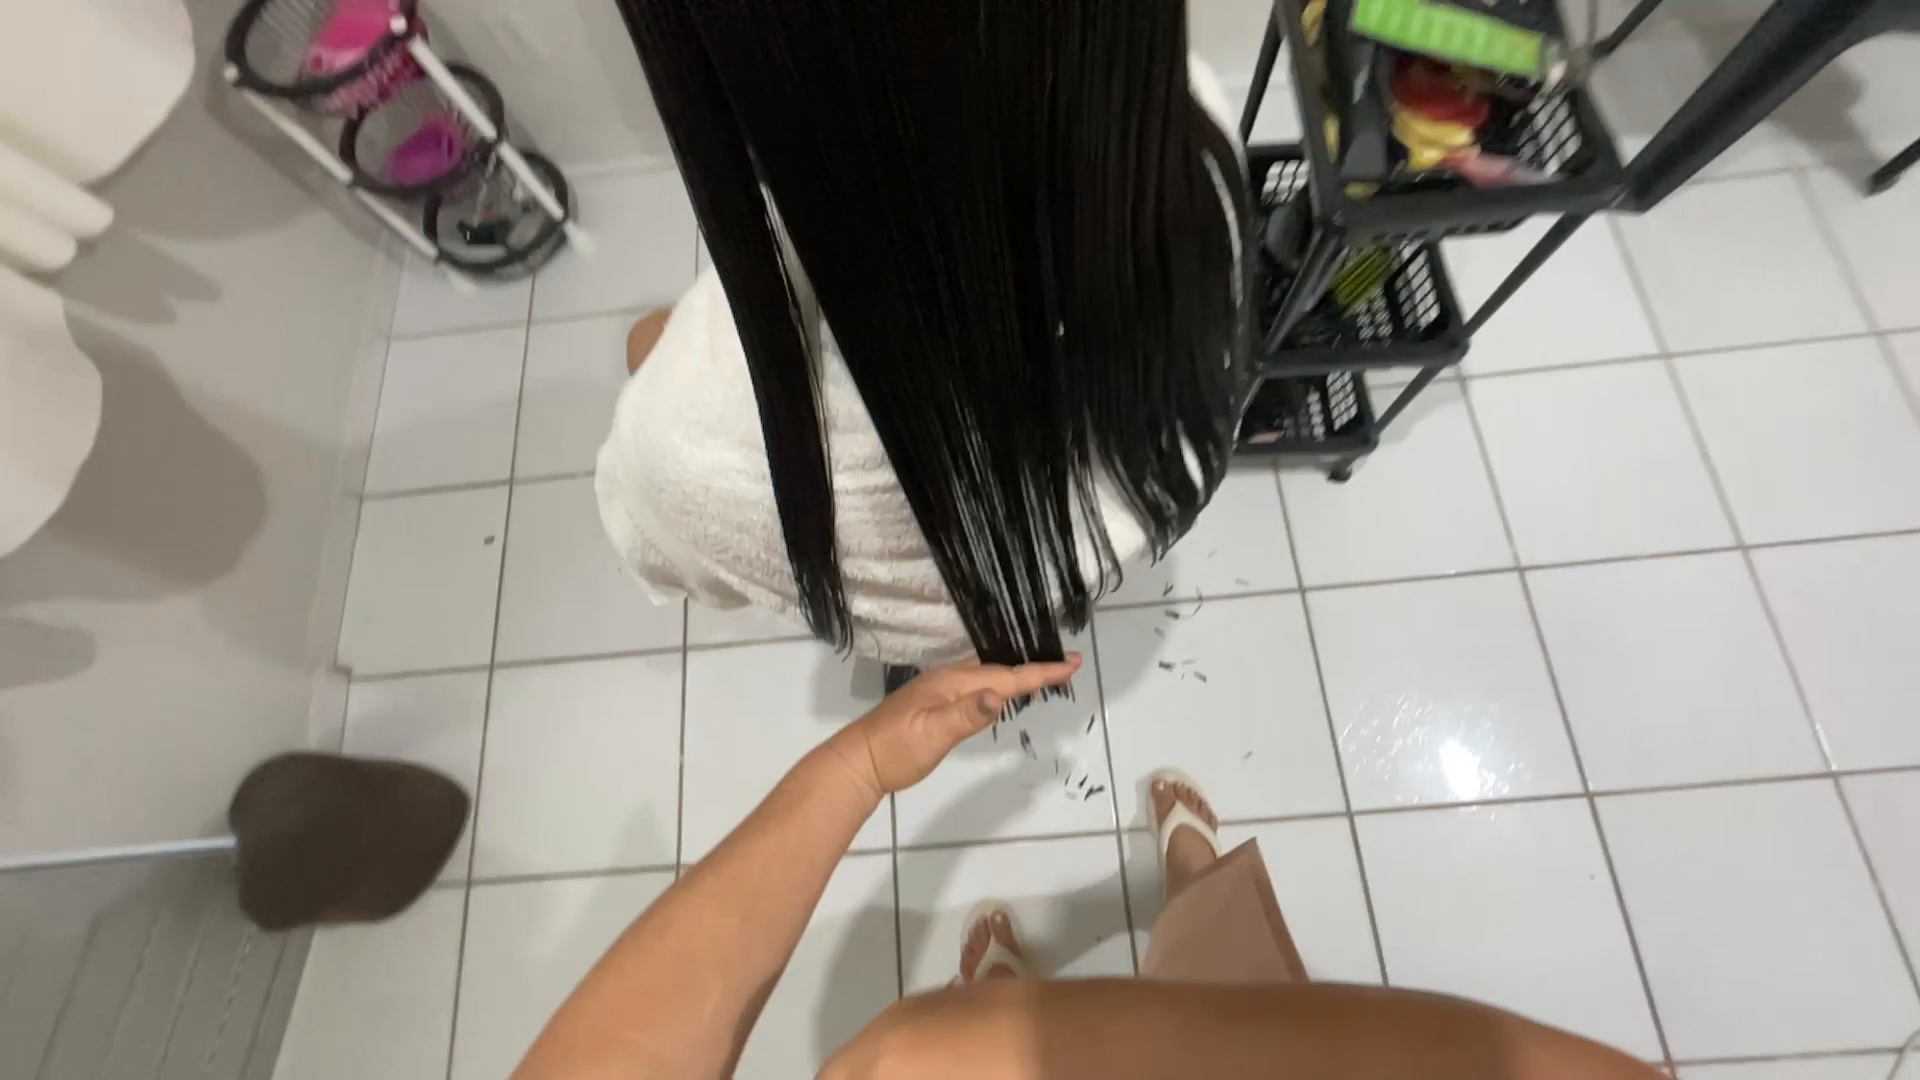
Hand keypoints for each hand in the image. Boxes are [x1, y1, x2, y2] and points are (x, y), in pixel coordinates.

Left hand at [825, 655, 1083, 799]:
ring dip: (1016, 674)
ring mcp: (940, 691)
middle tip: (1066, 665)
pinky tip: (1000, 692)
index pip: (1004, 676)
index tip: (1071, 664)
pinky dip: (998, 685)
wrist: (860, 762)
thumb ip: (967, 714)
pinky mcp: (935, 704)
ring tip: (1042, 674)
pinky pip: (976, 686)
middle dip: (1033, 668)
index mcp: (952, 684)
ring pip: (987, 676)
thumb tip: (1000, 694)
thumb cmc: (896, 751)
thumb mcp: (933, 735)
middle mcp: (948, 680)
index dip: (1039, 672)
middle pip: (999, 670)